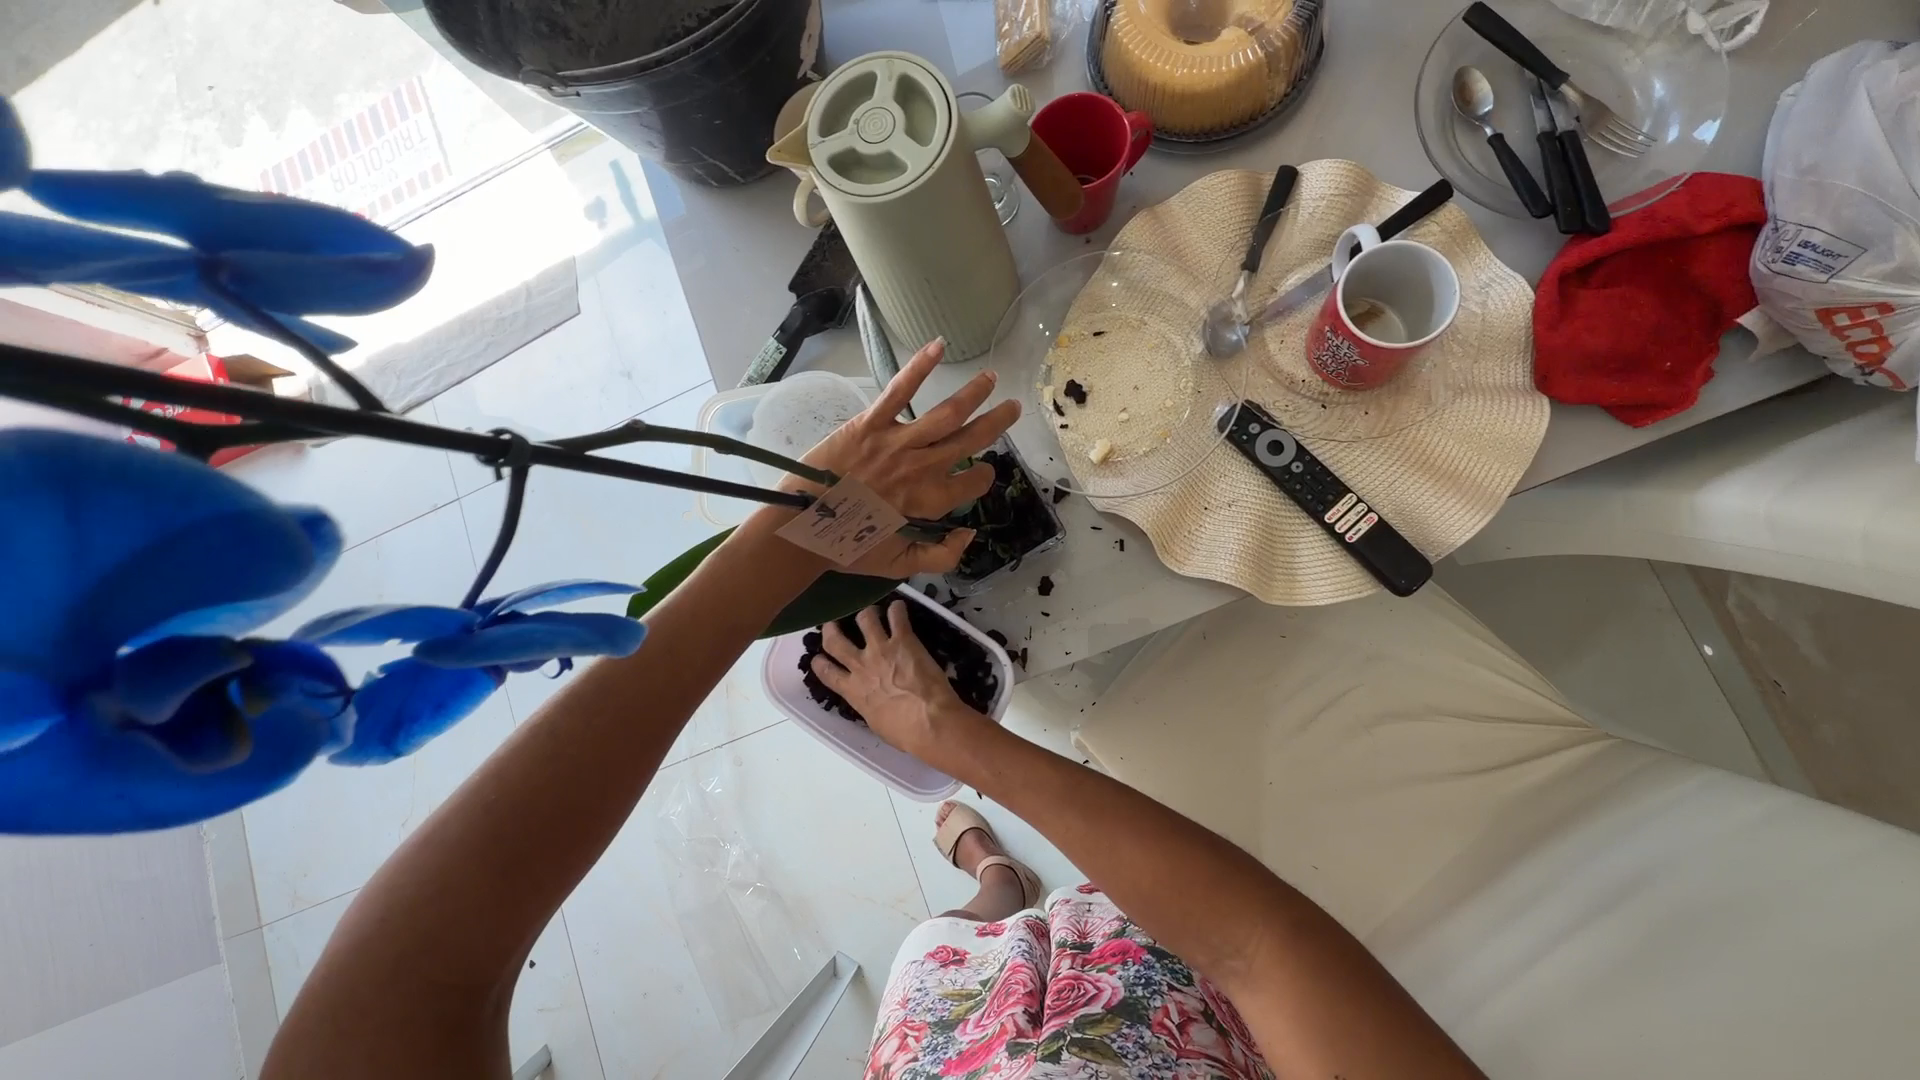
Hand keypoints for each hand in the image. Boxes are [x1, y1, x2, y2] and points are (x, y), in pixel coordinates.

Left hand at [764, 339, 1020, 578]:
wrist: (798, 528)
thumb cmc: (847, 548)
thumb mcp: (899, 565)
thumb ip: (942, 556)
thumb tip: (969, 533)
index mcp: (928, 502)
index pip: (971, 483)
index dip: (981, 478)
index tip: (980, 473)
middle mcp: (919, 469)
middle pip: (968, 441)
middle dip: (995, 424)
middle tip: (1013, 408)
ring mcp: (896, 443)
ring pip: (946, 415)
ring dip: (973, 395)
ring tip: (991, 378)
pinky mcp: (869, 425)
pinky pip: (899, 392)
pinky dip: (919, 367)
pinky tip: (939, 347)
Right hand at [809, 601, 991, 759]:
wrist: (929, 721)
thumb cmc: (904, 732)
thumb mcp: (876, 722)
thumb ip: (869, 705)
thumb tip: (874, 702)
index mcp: (853, 691)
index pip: (826, 673)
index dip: (820, 663)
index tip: (818, 658)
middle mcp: (861, 665)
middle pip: (835, 640)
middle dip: (831, 629)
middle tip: (833, 622)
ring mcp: (881, 648)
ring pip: (864, 618)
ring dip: (867, 613)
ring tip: (871, 611)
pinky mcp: (903, 639)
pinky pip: (896, 615)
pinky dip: (897, 609)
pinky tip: (899, 607)